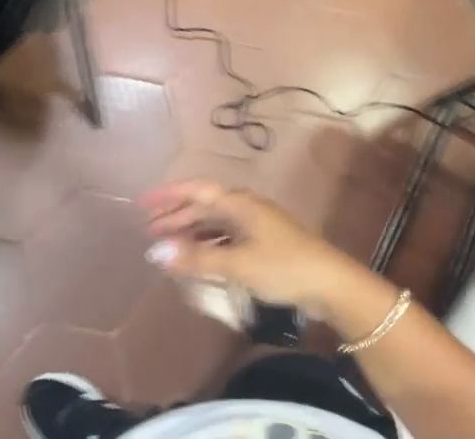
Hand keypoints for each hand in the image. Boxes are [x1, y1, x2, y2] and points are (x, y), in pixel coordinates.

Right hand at [140, 180, 370, 314]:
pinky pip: (226, 236)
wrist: (331, 283)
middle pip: (204, 206)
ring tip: (167, 246)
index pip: (197, 190)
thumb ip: (196, 258)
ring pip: (215, 222)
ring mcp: (256, 224)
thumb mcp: (237, 264)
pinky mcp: (264, 243)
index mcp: (239, 203)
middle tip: (148, 231)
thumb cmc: (283, 267)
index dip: (169, 195)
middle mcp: (246, 207)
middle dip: (176, 217)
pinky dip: (208, 244)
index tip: (142, 202)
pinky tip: (198, 259)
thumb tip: (155, 252)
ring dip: (191, 232)